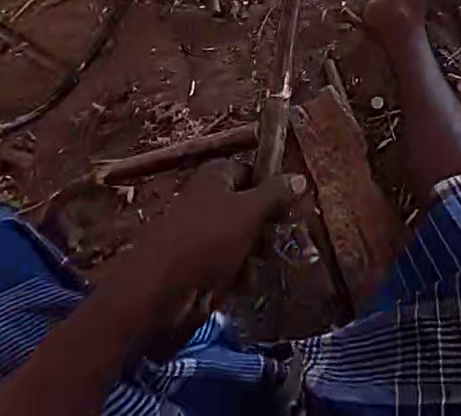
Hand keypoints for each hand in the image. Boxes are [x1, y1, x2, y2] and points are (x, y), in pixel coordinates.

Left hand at [104, 161, 300, 320]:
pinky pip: (230, 263)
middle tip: (270, 243)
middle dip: (264, 229)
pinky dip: (237, 274)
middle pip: (250, 208)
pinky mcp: (200, 262)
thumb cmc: (207, 238)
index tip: (287, 208)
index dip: (270, 189)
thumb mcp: (249, 211)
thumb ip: (275, 195)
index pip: (252, 172)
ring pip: (243, 239)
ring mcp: (203, 231)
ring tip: (252, 267)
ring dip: (253, 256)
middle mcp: (209, 198)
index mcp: (216, 175)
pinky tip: (239, 285)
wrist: (161, 288)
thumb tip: (298, 177)